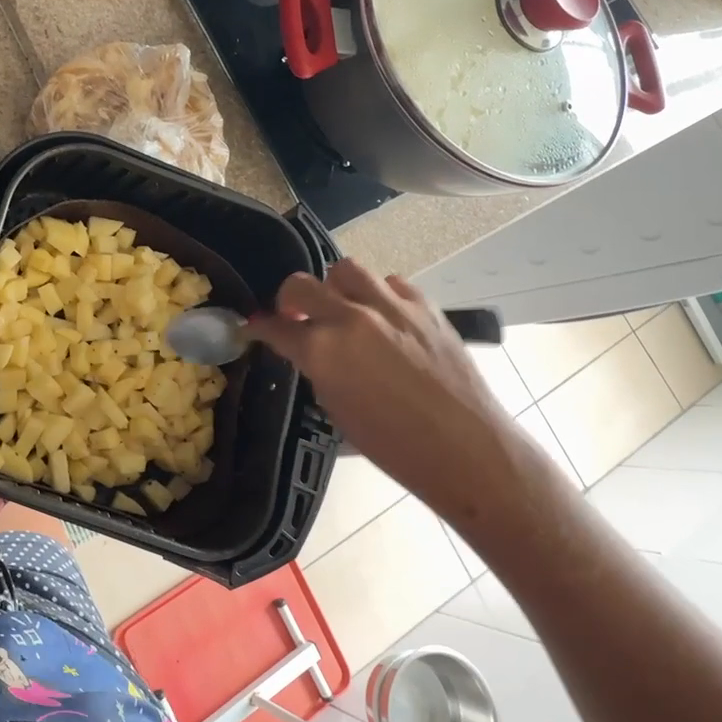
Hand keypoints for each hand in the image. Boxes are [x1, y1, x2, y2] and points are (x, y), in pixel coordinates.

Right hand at [246, 261, 539, 515]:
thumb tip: (307, 351)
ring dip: (334, 287)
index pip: (275, 327)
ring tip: (341, 308)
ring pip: (345, 270)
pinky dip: (380, 294)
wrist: (466, 451)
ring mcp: (391, 308)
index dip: (260, 329)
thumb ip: (316, 369)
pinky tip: (383, 316)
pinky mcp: (426, 308)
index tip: (255, 330)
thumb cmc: (394, 446)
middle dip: (290, 300)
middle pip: (301, 286)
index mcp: (322, 350)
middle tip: (295, 317)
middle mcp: (351, 319)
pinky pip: (392, 283)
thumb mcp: (335, 408)